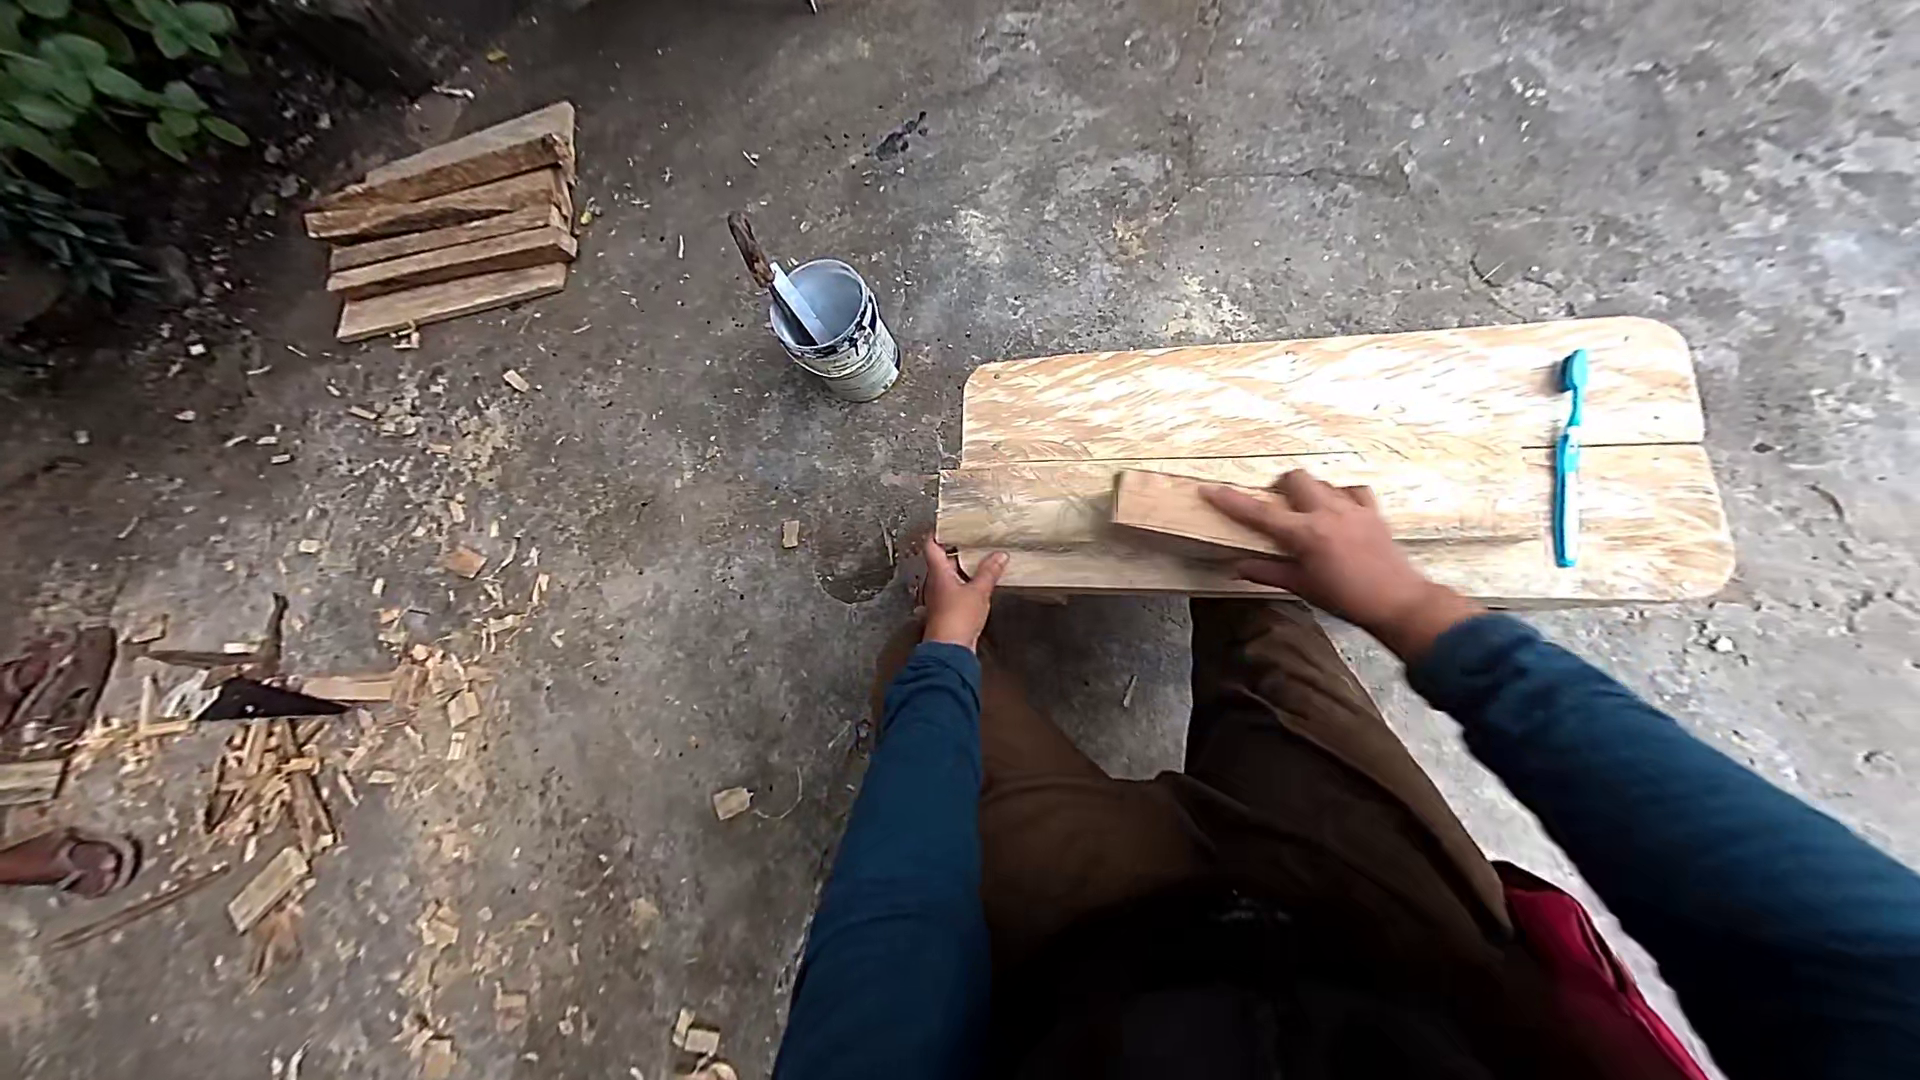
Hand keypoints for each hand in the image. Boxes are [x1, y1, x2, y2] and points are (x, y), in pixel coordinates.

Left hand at [919, 538, 1007, 650]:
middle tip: (973, 538)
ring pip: (951, 575)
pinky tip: (981, 583)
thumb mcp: (978, 591)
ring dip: (964, 566)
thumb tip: (1000, 555)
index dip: (938, 532)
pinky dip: (968, 583)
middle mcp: (936, 583)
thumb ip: (989, 572)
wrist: (950, 649)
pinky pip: (958, 590)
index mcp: (938, 572)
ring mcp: (942, 597)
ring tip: (982, 557)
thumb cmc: (957, 617)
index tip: (948, 523)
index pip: (931, 545)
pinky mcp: (950, 610)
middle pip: (942, 560)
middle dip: (957, 549)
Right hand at [1202, 471, 1484, 660]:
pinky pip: (1353, 491)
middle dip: (1280, 485)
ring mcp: (1353, 509)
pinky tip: (1337, 508)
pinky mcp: (1373, 513)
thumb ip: (1267, 572)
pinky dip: (1341, 495)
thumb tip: (1237, 567)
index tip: (1209, 489)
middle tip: (1275, 502)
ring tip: (1305, 507)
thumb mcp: (1301, 586)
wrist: (1398, 602)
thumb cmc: (1345, 598)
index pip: (1258, 512)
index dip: (1230, 500)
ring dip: (1309, 490)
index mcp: (1305, 533)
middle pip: (1295, 478)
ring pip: (1323, 482)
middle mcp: (1327, 513)